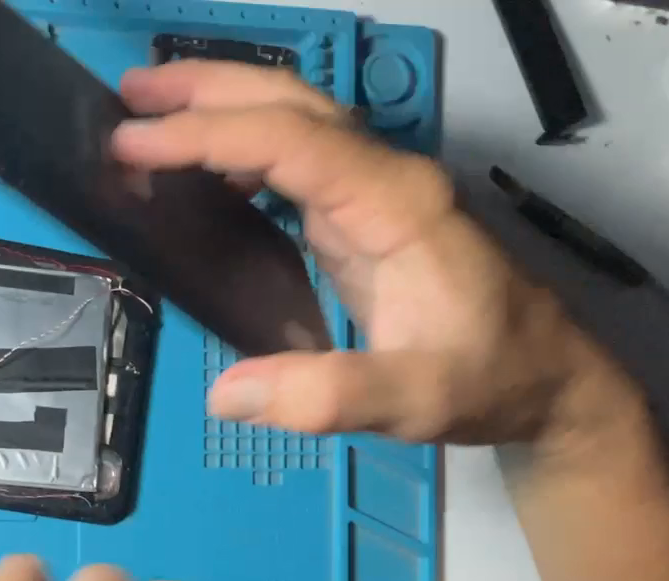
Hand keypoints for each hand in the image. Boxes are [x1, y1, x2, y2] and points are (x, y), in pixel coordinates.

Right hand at [111, 61, 638, 454]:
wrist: (541, 382)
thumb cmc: (485, 382)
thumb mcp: (412, 400)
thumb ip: (327, 395)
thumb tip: (225, 394)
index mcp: (394, 203)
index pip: (290, 141)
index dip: (207, 135)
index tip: (133, 142)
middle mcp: (382, 181)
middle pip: (292, 104)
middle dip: (207, 92)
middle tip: (126, 97)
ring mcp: (371, 197)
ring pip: (292, 123)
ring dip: (221, 110)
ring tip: (151, 119)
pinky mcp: (358, 221)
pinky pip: (291, 164)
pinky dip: (239, 154)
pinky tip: (205, 176)